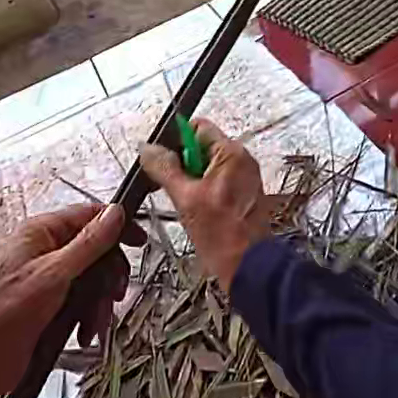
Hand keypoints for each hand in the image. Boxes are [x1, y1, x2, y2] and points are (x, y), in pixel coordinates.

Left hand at [0, 204, 139, 397]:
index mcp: (40, 232)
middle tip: (115, 294)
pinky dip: (86, 317)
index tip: (140, 242)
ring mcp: (44, 280)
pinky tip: (84, 334)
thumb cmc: (6, 313)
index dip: (117, 227)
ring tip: (94, 324)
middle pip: (93, 251)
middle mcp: (43, 251)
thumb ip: (89, 243)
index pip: (88, 216)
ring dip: (97, 302)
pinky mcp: (45, 307)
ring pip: (89, 280)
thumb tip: (116, 212)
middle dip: (107, 275)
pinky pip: (77, 303)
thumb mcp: (55, 274)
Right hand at [139, 119, 270, 288]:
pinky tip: (195, 210)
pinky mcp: (244, 195)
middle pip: (202, 147)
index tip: (161, 161)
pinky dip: (202, 190)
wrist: (250, 269)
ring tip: (183, 202)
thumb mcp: (185, 198)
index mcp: (232, 154)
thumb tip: (147, 148)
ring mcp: (245, 178)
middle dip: (181, 163)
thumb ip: (165, 169)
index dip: (176, 140)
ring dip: (190, 179)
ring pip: (207, 166)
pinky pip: (217, 181)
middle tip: (169, 186)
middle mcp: (242, 160)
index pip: (198, 127)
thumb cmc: (221, 235)